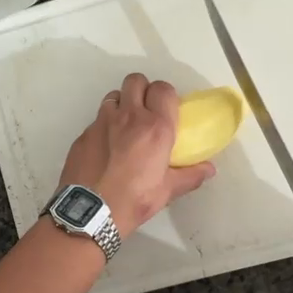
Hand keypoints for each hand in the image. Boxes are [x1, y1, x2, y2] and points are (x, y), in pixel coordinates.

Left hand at [58, 73, 214, 237]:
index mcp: (155, 127)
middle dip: (142, 90)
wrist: (91, 212)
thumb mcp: (167, 191)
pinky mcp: (83, 134)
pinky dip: (103, 126)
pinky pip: (96, 120)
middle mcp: (128, 117)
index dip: (165, 95)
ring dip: (121, 104)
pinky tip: (105, 148)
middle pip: (135, 81)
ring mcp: (101, 123)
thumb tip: (208, 169)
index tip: (166, 109)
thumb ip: (190, 175)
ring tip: (124, 126)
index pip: (163, 89)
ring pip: (113, 96)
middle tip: (145, 110)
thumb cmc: (134, 200)